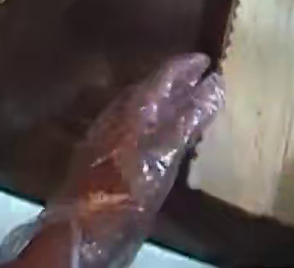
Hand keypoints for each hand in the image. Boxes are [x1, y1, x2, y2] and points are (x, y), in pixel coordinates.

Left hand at [0, 53, 224, 267]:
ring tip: (185, 99)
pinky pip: (133, 118)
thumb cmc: (125, 194)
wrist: (78, 232)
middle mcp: (122, 109)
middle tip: (201, 78)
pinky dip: (151, 115)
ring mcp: (109, 128)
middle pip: (153, 84)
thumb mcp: (164, 159)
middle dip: (177, 80)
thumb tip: (215, 84)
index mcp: (138, 106)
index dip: (187, 65)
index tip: (207, 61)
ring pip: (142, 101)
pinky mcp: (100, 148)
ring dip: (164, 97)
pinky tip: (158, 128)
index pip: (166, 73)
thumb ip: (189, 120)